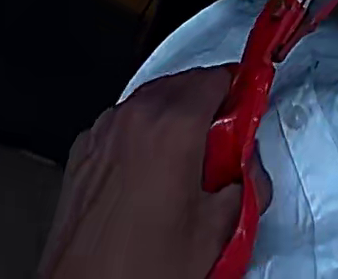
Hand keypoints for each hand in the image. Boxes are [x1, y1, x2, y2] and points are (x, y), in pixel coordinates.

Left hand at [37, 66, 267, 278]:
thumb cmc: (141, 268)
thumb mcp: (216, 233)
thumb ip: (246, 187)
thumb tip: (251, 168)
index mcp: (175, 126)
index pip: (216, 77)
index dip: (237, 90)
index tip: (245, 105)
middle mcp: (138, 114)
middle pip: (185, 82)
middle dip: (208, 102)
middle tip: (223, 138)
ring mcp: (107, 126)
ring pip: (152, 98)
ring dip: (174, 113)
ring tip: (186, 158)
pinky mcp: (86, 144)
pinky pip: (123, 120)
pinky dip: (141, 130)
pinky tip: (148, 169)